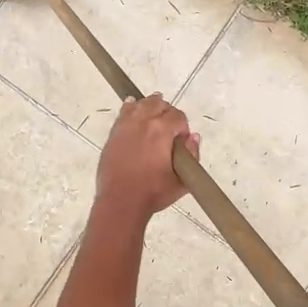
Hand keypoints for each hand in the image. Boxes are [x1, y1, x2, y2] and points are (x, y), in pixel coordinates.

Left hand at [94, 94, 196, 218]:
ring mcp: (126, 126)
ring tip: (155, 110)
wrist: (121, 201)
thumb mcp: (182, 180)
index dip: (183, 127)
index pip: (178, 116)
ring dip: (150, 106)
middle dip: (167, 113)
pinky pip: (123, 113)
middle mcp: (143, 122)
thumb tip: (193, 137)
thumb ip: (192, 155)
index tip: (181, 141)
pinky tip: (132, 105)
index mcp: (162, 130)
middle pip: (159, 105)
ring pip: (140, 105)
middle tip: (170, 129)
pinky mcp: (113, 134)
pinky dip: (130, 107)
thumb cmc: (153, 192)